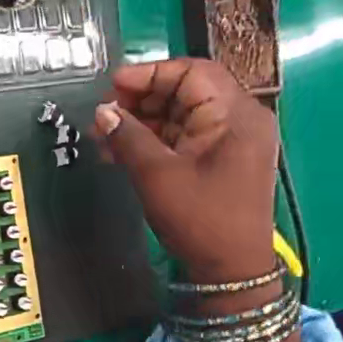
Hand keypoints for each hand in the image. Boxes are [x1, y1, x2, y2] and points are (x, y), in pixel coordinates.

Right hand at [92, 58, 280, 283]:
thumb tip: (102, 112)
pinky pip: (185, 136)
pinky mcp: (221, 160)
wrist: (231, 269)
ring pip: (182, 114)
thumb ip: (128, 138)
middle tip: (105, 113)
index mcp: (234, 115)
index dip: (149, 74)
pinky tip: (122, 151)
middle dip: (142, 98)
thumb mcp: (157, 175)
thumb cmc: (199, 219)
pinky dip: (154, 139)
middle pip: (187, 90)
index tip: (112, 86)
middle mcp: (239, 119)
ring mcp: (231, 141)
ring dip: (143, 121)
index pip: (192, 72)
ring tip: (105, 135)